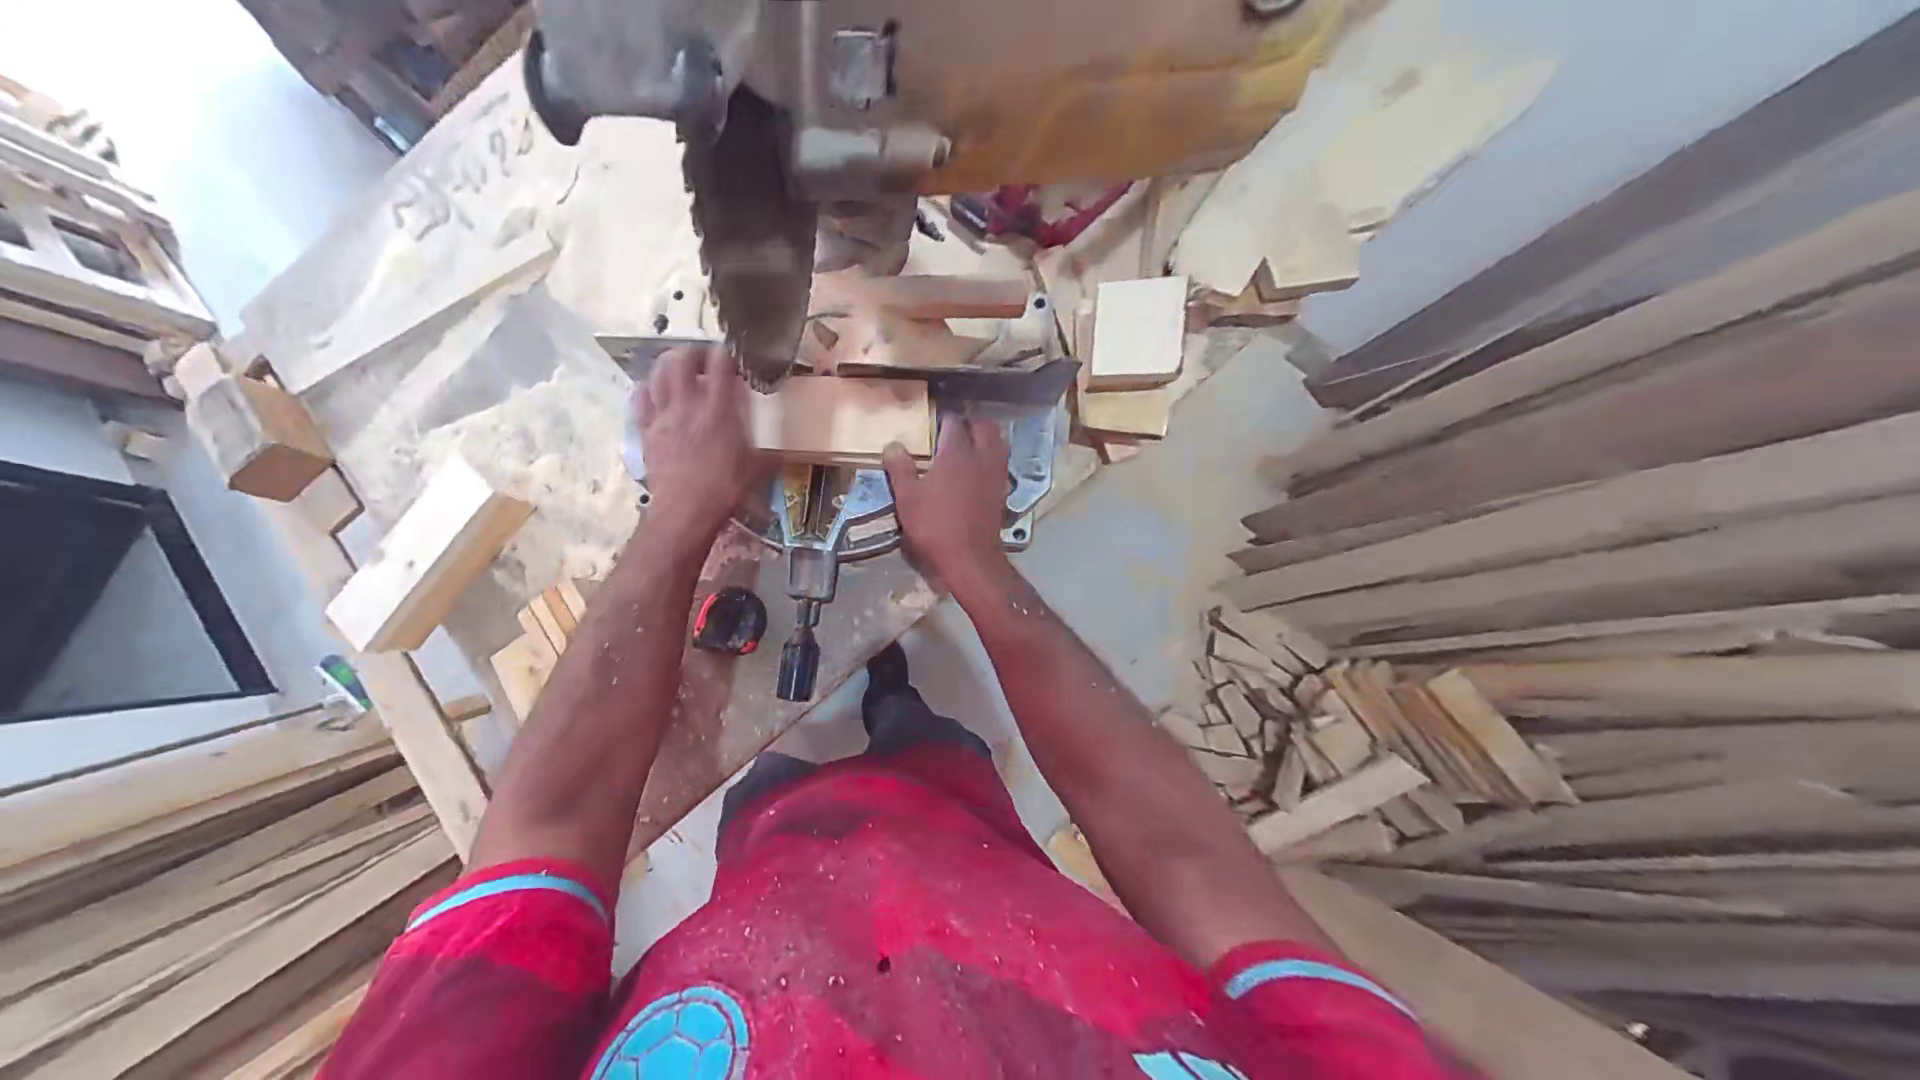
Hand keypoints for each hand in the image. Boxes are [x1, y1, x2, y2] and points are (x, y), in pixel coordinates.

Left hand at [636, 346, 761, 543]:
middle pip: (682, 359)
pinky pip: (640, 399)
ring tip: (679, 368)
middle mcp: (689, 405)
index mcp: (720, 410)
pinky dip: (647, 388)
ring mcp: (664, 416)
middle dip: (693, 352)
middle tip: (704, 358)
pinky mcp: (647, 430)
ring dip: (669, 364)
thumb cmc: (726, 489)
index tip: (735, 354)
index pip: (721, 364)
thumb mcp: (758, 469)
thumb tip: (781, 453)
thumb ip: (768, 453)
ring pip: (658, 373)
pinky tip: (653, 389)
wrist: (685, 510)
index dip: (727, 352)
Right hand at [883, 417, 1011, 595]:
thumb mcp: (908, 498)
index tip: (934, 424)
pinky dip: (992, 458)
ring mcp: (996, 474)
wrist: (969, 559)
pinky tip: (979, 470)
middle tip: (955, 429)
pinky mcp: (1003, 491)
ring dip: (986, 438)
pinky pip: (1001, 463)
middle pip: (984, 426)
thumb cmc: (934, 527)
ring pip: (998, 442)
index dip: (944, 419)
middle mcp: (981, 457)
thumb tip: (893, 446)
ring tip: (969, 445)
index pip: (953, 423)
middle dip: (970, 423)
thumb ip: (900, 469)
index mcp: (956, 453)